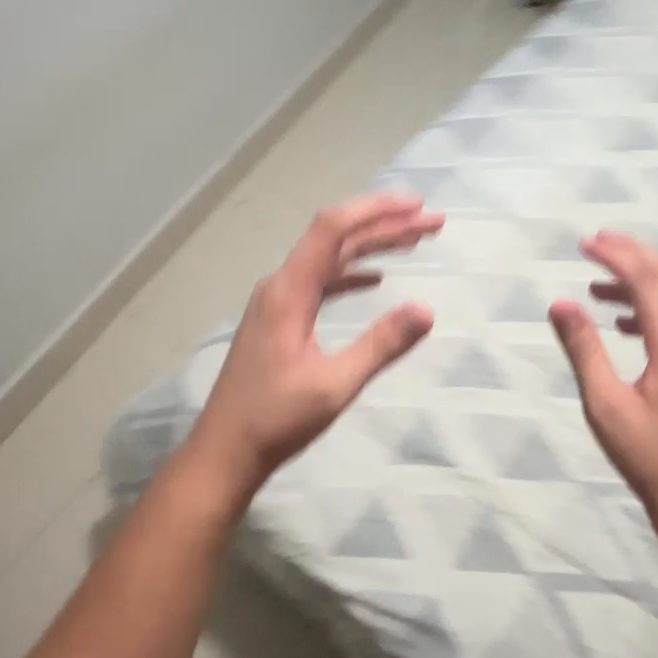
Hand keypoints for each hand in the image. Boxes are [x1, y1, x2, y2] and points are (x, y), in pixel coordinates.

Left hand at [184, 194, 439, 493]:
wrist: (225, 451)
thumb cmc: (276, 420)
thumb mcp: (334, 385)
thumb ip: (381, 345)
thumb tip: (426, 310)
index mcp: (289, 291)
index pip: (333, 229)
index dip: (376, 210)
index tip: (417, 206)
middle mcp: (280, 285)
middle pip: (335, 238)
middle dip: (384, 225)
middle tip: (432, 223)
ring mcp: (277, 302)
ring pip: (329, 258)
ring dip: (370, 246)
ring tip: (413, 242)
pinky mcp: (279, 320)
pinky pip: (320, 281)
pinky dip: (351, 273)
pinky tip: (375, 280)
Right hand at [549, 231, 657, 520]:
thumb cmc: (648, 457)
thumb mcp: (605, 406)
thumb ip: (584, 350)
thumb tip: (560, 304)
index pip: (649, 281)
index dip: (617, 255)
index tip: (584, 242)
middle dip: (632, 254)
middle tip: (593, 242)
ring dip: (641, 279)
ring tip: (597, 282)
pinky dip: (652, 304)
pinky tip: (621, 321)